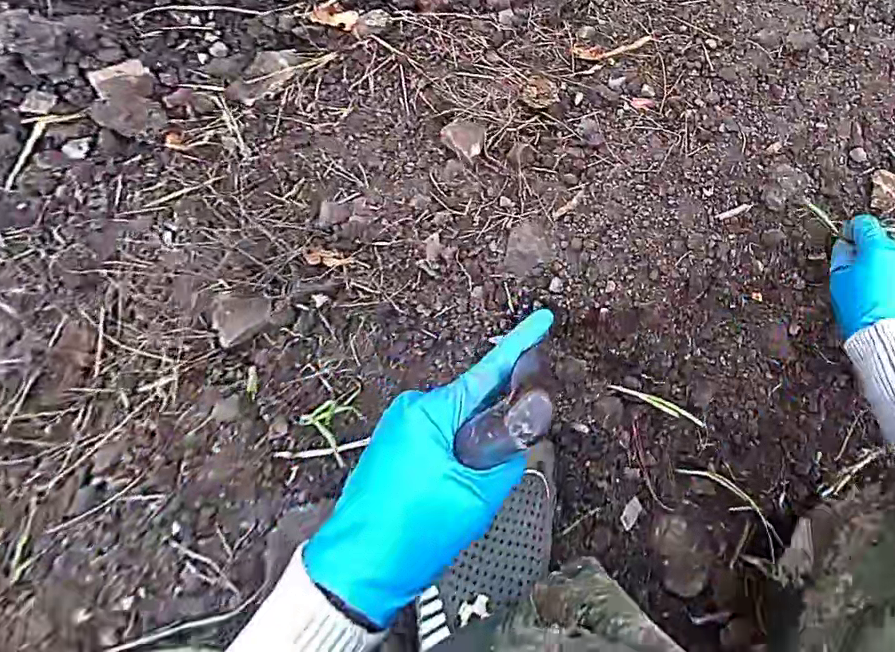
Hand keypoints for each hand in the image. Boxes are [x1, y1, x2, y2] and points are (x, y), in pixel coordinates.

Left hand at [304, 309, 554, 626]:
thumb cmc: (405, 537)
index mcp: (431, 412)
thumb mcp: (477, 499)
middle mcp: (413, 409)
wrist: (353, 576)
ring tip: (463, 487)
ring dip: (472, 443)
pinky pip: (438, 434)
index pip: (490, 369)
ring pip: (458, 421)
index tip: (542, 319)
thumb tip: (520, 444)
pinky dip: (454, 451)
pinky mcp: (394, 444)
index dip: (522, 342)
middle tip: (510, 445)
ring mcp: (400, 426)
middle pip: (475, 398)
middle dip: (497, 418)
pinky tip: (450, 485)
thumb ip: (509, 462)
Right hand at [829, 215, 894, 338]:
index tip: (848, 243)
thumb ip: (841, 258)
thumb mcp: (841, 285)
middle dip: (873, 258)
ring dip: (892, 274)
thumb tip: (844, 246)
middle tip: (862, 280)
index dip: (852, 232)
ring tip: (882, 300)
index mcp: (878, 249)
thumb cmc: (866, 318)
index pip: (864, 225)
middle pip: (884, 246)